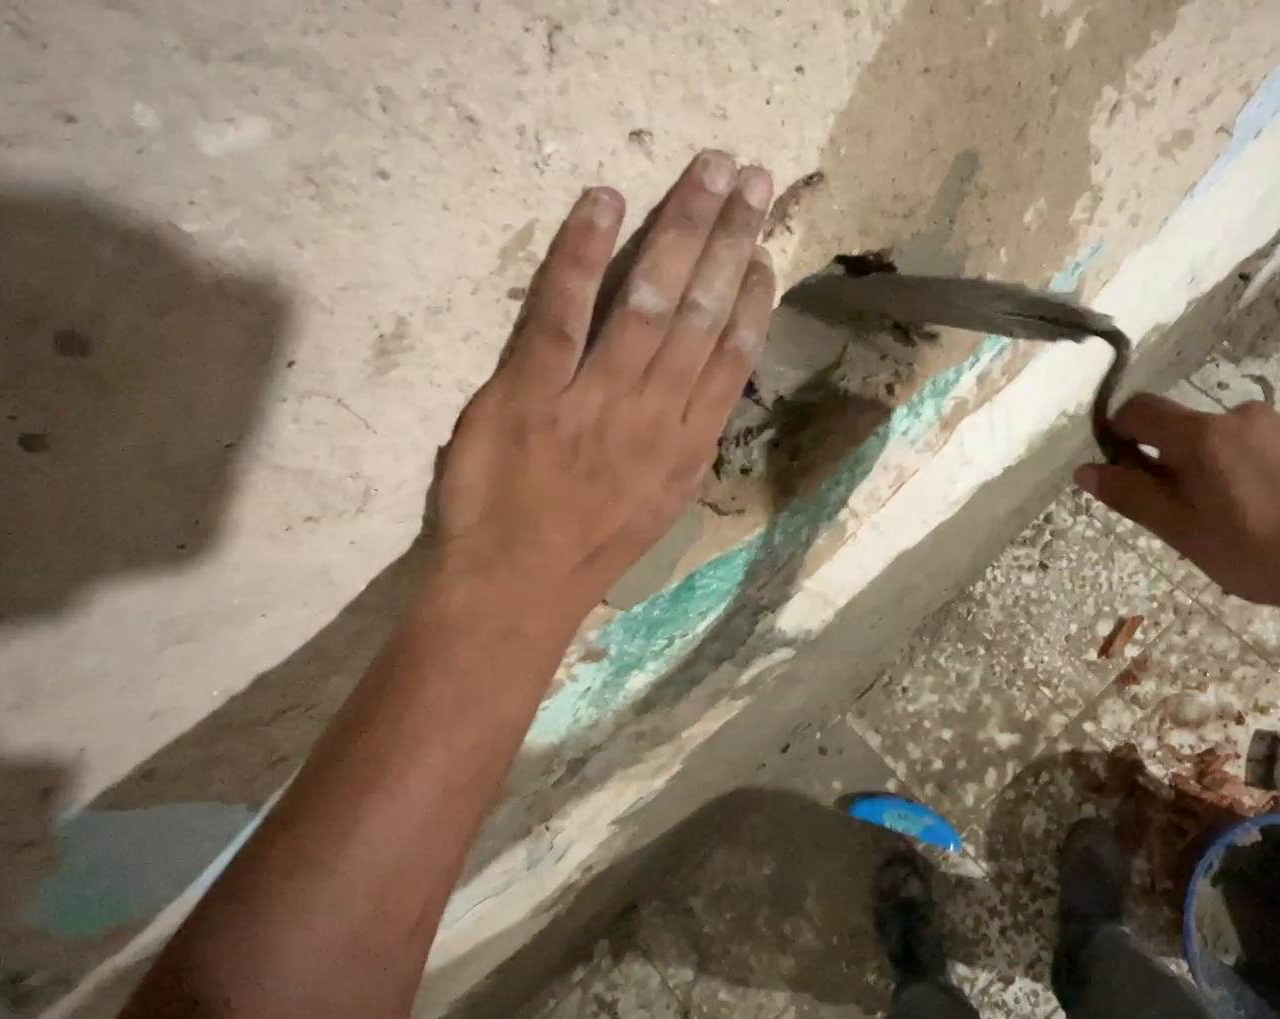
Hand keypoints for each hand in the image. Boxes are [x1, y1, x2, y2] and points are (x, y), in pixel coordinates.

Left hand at [435, 151, 775, 616]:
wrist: (515, 587)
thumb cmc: (588, 548)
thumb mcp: (660, 500)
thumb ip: (682, 437)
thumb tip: (703, 382)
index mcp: (688, 444)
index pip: (732, 355)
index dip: (751, 295)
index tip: (764, 248)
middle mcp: (654, 412)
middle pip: (702, 312)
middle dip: (730, 238)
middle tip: (752, 177)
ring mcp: (594, 398)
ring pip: (651, 300)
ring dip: (681, 228)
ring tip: (706, 171)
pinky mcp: (530, 389)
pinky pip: (562, 311)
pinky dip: (583, 253)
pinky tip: (604, 200)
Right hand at [1074, 394, 1279, 627]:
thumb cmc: (1263, 556)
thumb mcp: (1184, 533)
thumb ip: (1132, 497)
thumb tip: (1086, 471)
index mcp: (1202, 436)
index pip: (1139, 410)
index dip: (1117, 435)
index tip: (1120, 473)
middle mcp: (1239, 416)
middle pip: (1180, 429)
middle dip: (1166, 464)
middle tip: (1180, 518)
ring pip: (1220, 442)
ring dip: (1207, 472)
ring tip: (1229, 525)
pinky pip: (1256, 450)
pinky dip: (1243, 474)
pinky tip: (1267, 518)